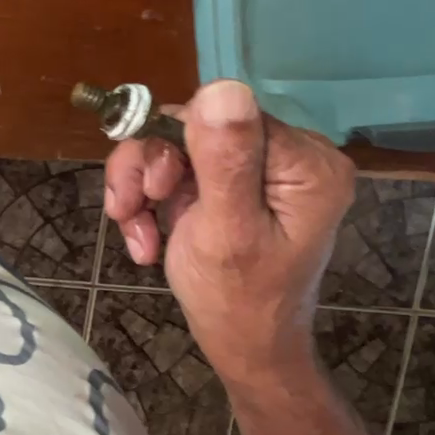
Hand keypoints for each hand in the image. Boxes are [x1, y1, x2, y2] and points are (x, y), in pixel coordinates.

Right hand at [102, 80, 356, 387]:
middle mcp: (286, 156)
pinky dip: (148, 202)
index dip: (172, 145)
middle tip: (130, 211)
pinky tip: (147, 237)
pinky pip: (170, 170)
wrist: (241, 348)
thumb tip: (223, 87)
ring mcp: (255, 170)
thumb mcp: (226, 229)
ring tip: (137, 234)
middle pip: (188, 128)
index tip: (152, 191)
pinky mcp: (227, 184)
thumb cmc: (237, 298)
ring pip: (169, 147)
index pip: (218, 115)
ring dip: (138, 190)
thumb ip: (224, 160)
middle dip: (146, 171)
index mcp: (304, 162)